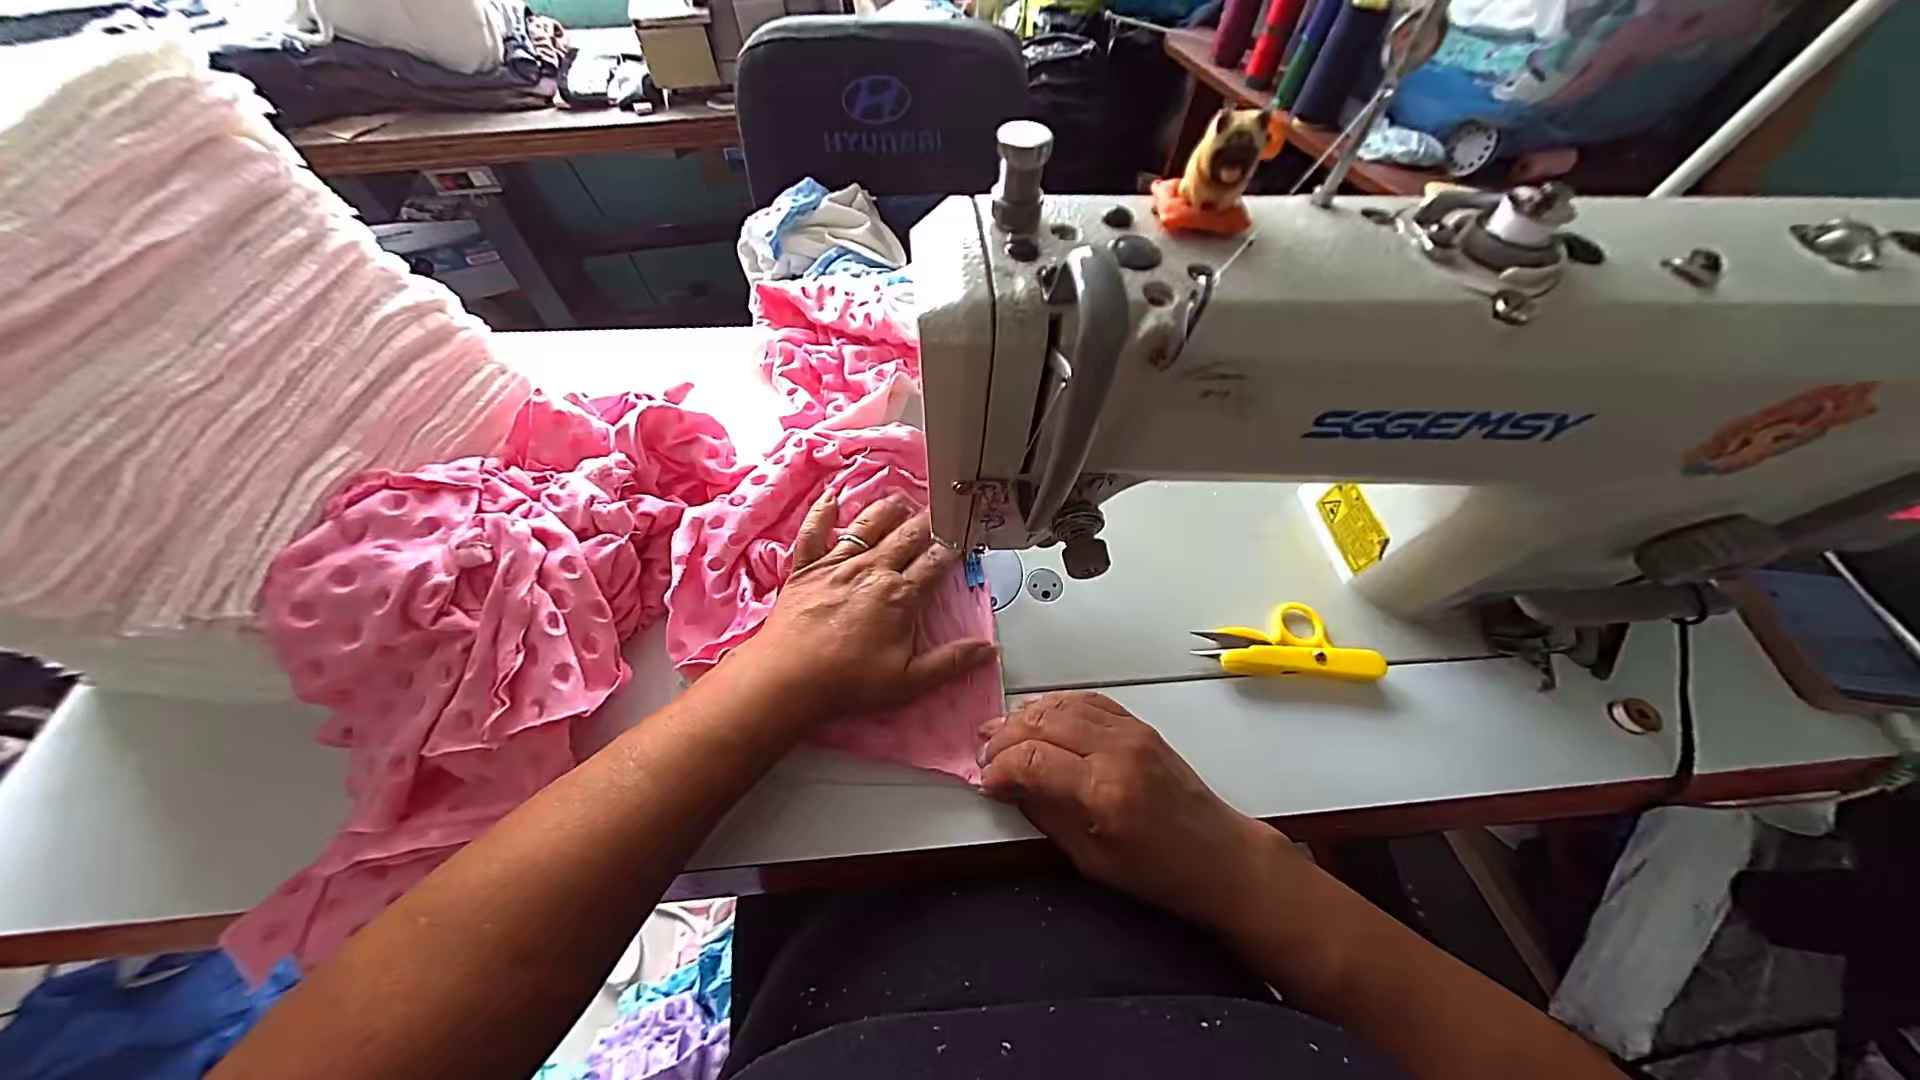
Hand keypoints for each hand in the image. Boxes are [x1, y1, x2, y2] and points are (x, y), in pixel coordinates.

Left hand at [726, 491, 997, 719]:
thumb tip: (989, 650)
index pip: (935, 561)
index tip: (961, 537)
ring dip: (888, 508)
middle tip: (939, 512)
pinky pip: (815, 530)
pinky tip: (832, 496)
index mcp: (900, 595)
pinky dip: (823, 511)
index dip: (951, 546)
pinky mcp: (806, 567)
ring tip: (901, 500)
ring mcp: (837, 564)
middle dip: (927, 521)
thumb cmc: (848, 682)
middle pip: (907, 535)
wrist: (788, 679)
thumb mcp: (910, 681)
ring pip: (868, 524)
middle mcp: (872, 570)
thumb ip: (952, 661)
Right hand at [979, 692, 1289, 933]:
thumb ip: (1045, 813)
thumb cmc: (1161, 871)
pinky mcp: (1139, 725)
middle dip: (1005, 735)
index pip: (1032, 759)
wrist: (1219, 856)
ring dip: (1025, 714)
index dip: (999, 767)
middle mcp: (1117, 751)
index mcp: (1105, 791)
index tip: (986, 780)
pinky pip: (1088, 700)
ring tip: (1002, 730)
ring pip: (1062, 704)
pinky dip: (1056, 704)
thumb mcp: (1091, 858)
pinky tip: (1039, 714)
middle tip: (986, 753)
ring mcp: (1131, 732)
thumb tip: (1010, 787)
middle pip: (1042, 722)